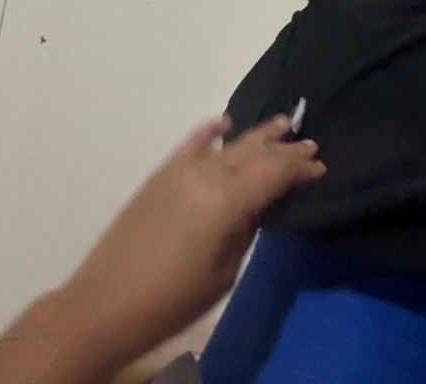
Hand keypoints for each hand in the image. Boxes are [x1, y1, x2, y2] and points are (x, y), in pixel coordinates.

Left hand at [54, 114, 324, 365]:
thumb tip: (261, 203)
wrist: (104, 304)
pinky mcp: (161, 173)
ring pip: (229, 144)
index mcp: (226, 201)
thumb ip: (247, 228)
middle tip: (310, 143)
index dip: (299, 168)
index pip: (274, 173)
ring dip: (257, 134)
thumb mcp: (224, 271)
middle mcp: (207, 174)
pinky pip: (193, 143)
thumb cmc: (173, 299)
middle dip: (284, 148)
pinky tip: (225, 122)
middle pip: (255, 152)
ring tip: (283, 123)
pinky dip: (211, 131)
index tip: (320, 167)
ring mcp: (181, 169)